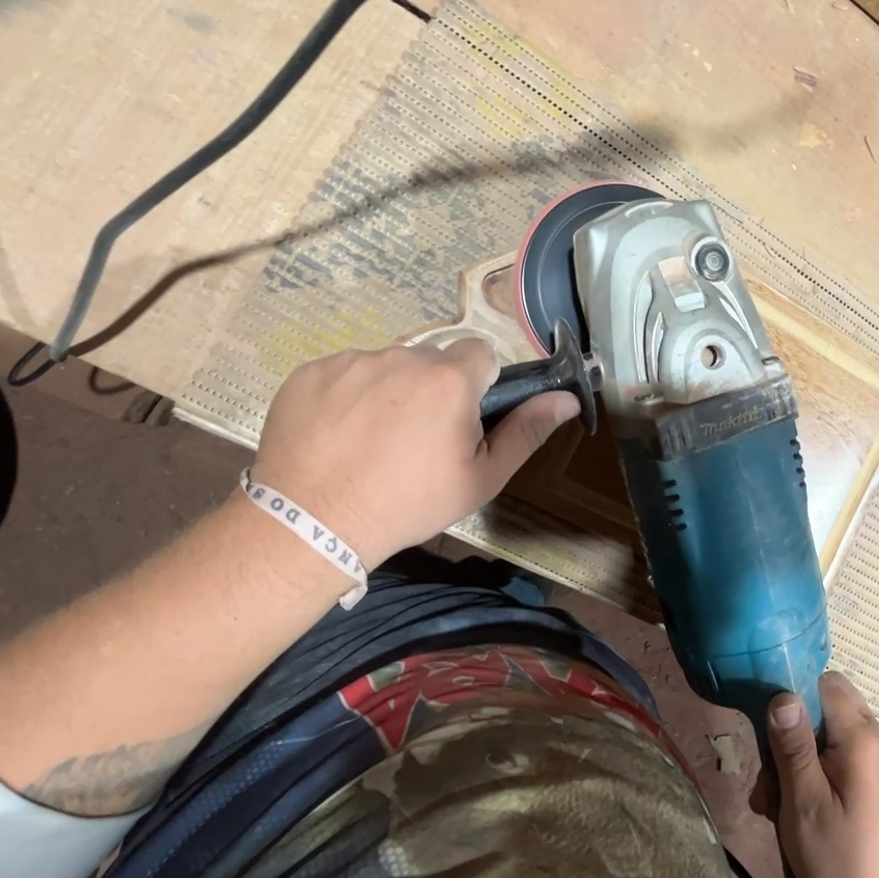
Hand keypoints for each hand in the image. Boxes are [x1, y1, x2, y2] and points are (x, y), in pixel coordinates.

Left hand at [250, 339, 578, 568]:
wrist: (313, 523)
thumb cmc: (410, 503)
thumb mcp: (481, 478)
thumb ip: (527, 432)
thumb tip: (568, 399)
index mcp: (450, 379)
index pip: (480, 355)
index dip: (477, 386)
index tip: (462, 420)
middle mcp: (402, 357)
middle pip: (432, 362)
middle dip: (432, 390)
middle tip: (416, 441)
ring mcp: (352, 361)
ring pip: (387, 367)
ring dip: (389, 392)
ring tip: (371, 442)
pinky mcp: (311, 372)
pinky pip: (344, 374)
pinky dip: (346, 397)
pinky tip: (338, 437)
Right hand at [766, 672, 878, 877]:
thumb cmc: (838, 857)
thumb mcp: (804, 801)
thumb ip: (792, 745)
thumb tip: (781, 692)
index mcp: (861, 737)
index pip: (824, 681)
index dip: (792, 691)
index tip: (764, 720)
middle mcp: (874, 740)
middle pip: (824, 708)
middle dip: (790, 732)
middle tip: (767, 771)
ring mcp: (875, 764)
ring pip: (825, 738)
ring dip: (794, 761)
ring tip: (772, 803)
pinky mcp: (872, 787)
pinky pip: (836, 762)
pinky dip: (812, 777)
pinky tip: (791, 812)